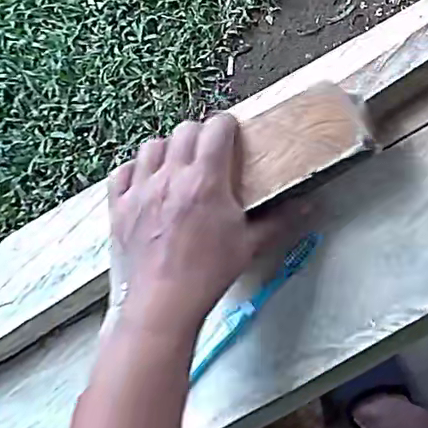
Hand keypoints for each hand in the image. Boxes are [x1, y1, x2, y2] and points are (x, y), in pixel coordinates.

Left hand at [106, 114, 295, 336]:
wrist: (160, 304)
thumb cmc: (209, 273)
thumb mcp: (251, 243)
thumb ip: (280, 218)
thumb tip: (309, 205)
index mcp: (206, 181)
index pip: (215, 129)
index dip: (227, 124)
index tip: (233, 131)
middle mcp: (171, 178)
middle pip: (183, 130)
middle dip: (200, 133)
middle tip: (212, 148)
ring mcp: (140, 191)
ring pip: (151, 146)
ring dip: (169, 148)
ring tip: (181, 162)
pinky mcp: (118, 208)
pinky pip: (122, 171)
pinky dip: (137, 168)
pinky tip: (149, 180)